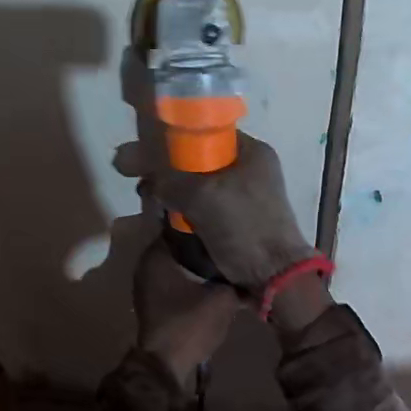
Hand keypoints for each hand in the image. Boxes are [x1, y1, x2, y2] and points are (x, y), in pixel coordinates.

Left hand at [134, 240, 239, 385]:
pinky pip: (179, 281)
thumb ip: (238, 280)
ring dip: (202, 265)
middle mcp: (148, 264)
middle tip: (234, 244)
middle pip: (183, 246)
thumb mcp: (223, 299)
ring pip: (182, 264)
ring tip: (230, 262)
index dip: (208, 226)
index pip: (184, 226)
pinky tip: (218, 282)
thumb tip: (252, 270)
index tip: (230, 227)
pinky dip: (195, 280)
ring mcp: (149, 284)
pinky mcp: (156, 301)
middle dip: (207, 246)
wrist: (166, 365)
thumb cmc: (190, 325)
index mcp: (158, 255)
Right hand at [150, 134, 315, 291]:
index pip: (204, 133)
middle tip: (136, 178)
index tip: (144, 151)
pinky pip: (203, 209)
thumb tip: (150, 183)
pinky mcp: (237, 223)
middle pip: (197, 161)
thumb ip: (171, 181)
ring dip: (173, 194)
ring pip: (198, 188)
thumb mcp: (202, 196)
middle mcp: (249, 170)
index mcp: (251, 152)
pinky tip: (165, 218)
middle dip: (166, 170)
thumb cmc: (244, 227)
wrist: (274, 276)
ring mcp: (244, 198)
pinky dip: (184, 212)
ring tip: (148, 201)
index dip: (171, 139)